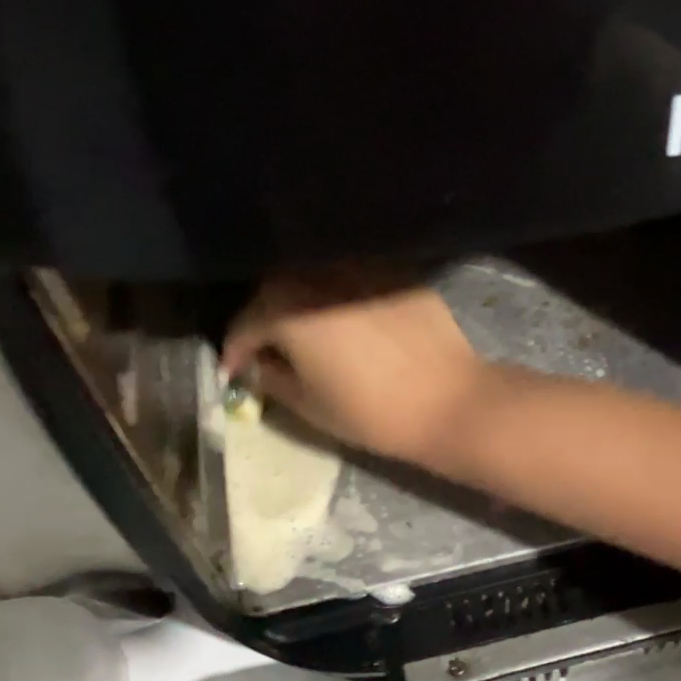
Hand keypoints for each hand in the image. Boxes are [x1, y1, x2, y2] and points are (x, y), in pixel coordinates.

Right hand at [220, 269, 488, 460]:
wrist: (449, 400)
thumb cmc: (373, 412)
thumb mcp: (310, 406)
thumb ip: (272, 379)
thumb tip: (257, 365)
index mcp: (288, 309)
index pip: (247, 323)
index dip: (234, 350)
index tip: (231, 370)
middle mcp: (318, 276)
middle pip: (276, 289)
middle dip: (264, 317)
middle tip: (266, 347)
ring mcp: (358, 267)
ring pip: (313, 276)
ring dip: (299, 300)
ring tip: (303, 331)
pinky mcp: (394, 270)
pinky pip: (351, 276)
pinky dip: (338, 294)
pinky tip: (344, 319)